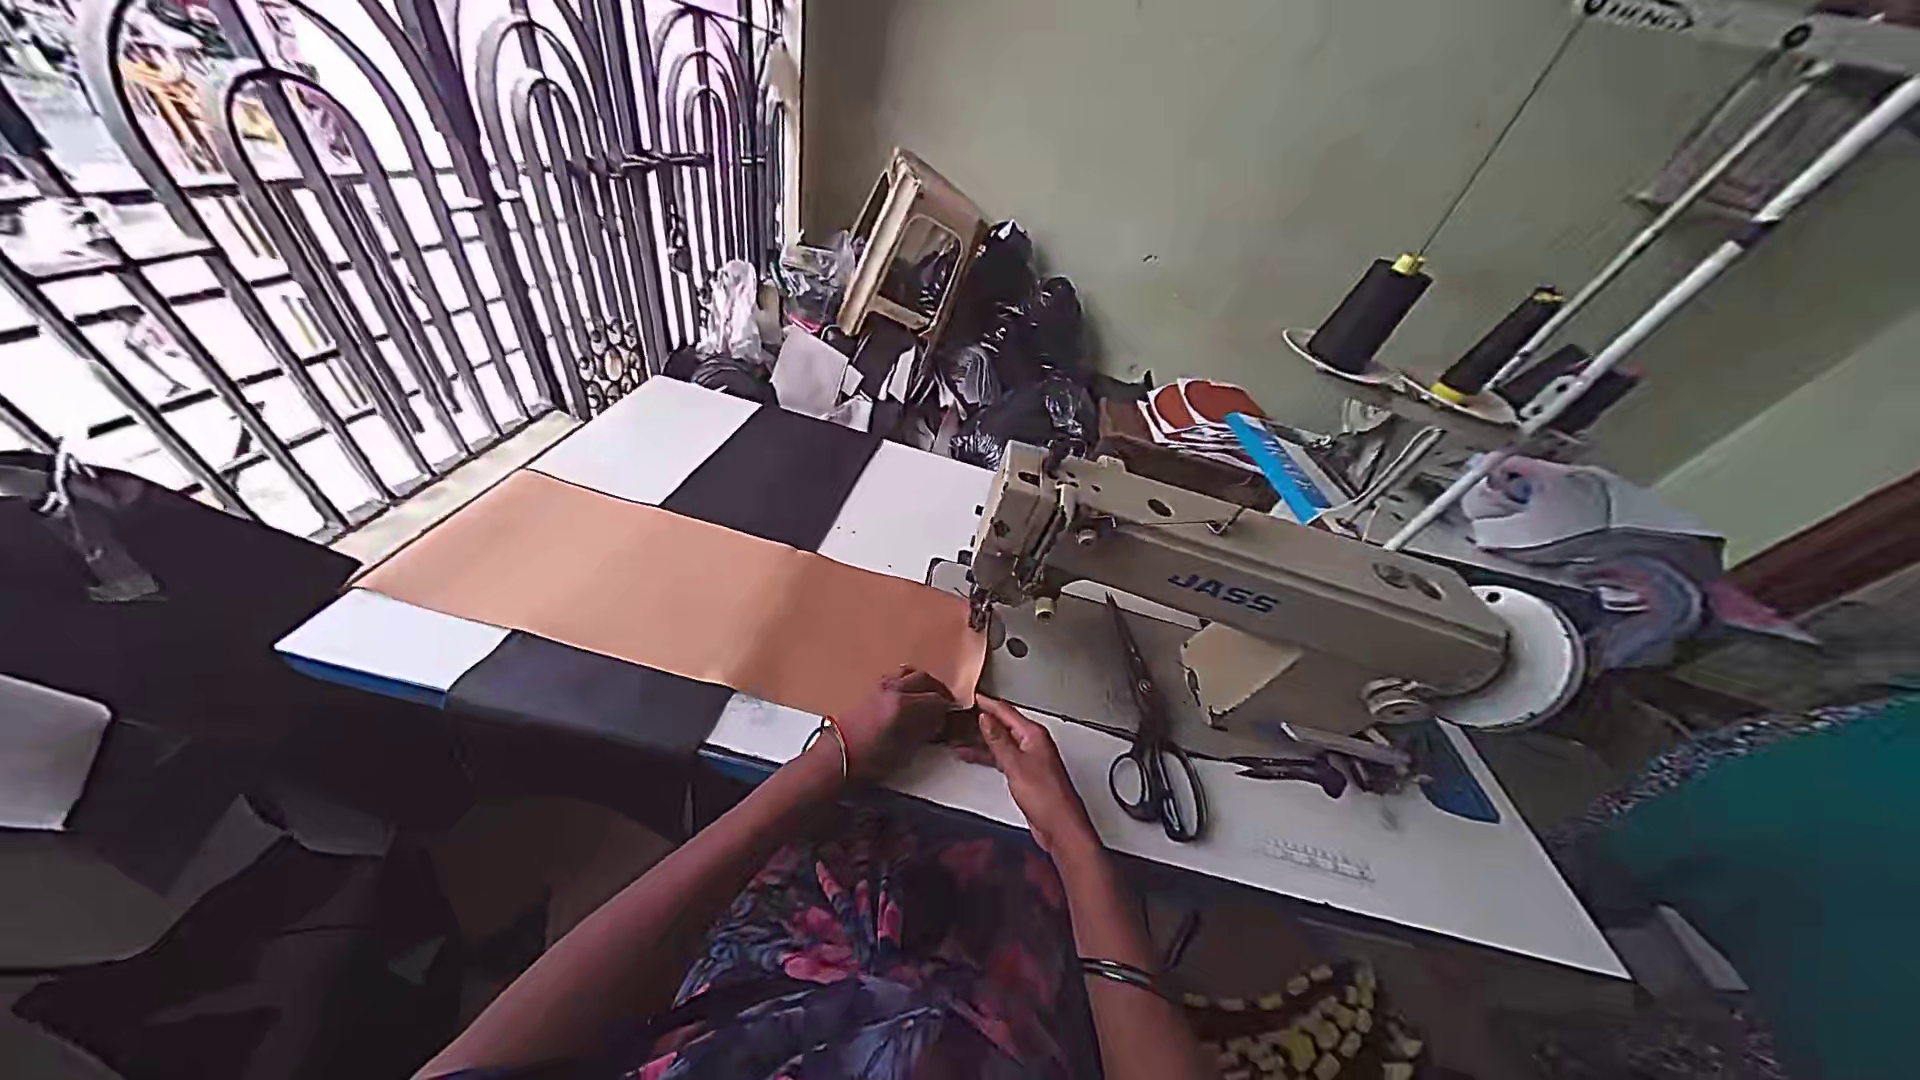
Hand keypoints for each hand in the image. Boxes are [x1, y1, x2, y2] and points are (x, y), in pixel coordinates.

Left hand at [829, 666, 956, 780]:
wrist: (836, 756)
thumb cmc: (870, 760)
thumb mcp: (904, 751)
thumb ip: (923, 732)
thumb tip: (936, 722)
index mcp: (903, 705)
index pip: (936, 699)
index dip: (947, 708)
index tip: (951, 715)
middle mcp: (893, 689)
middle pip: (924, 679)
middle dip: (938, 689)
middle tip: (945, 701)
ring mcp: (880, 687)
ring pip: (908, 673)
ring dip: (922, 680)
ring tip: (927, 693)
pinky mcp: (870, 690)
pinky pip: (894, 676)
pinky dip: (906, 680)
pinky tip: (906, 693)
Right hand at [966, 696, 1100, 860]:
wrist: (1060, 827)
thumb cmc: (1047, 798)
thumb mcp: (1015, 764)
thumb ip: (998, 740)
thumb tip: (986, 718)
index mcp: (1034, 735)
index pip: (1006, 711)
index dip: (987, 703)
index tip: (972, 695)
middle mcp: (1034, 743)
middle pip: (1005, 724)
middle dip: (984, 718)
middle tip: (965, 711)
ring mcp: (1031, 758)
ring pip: (1002, 741)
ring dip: (983, 739)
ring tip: (962, 735)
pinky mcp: (1026, 772)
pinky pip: (1003, 756)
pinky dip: (988, 755)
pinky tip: (975, 756)